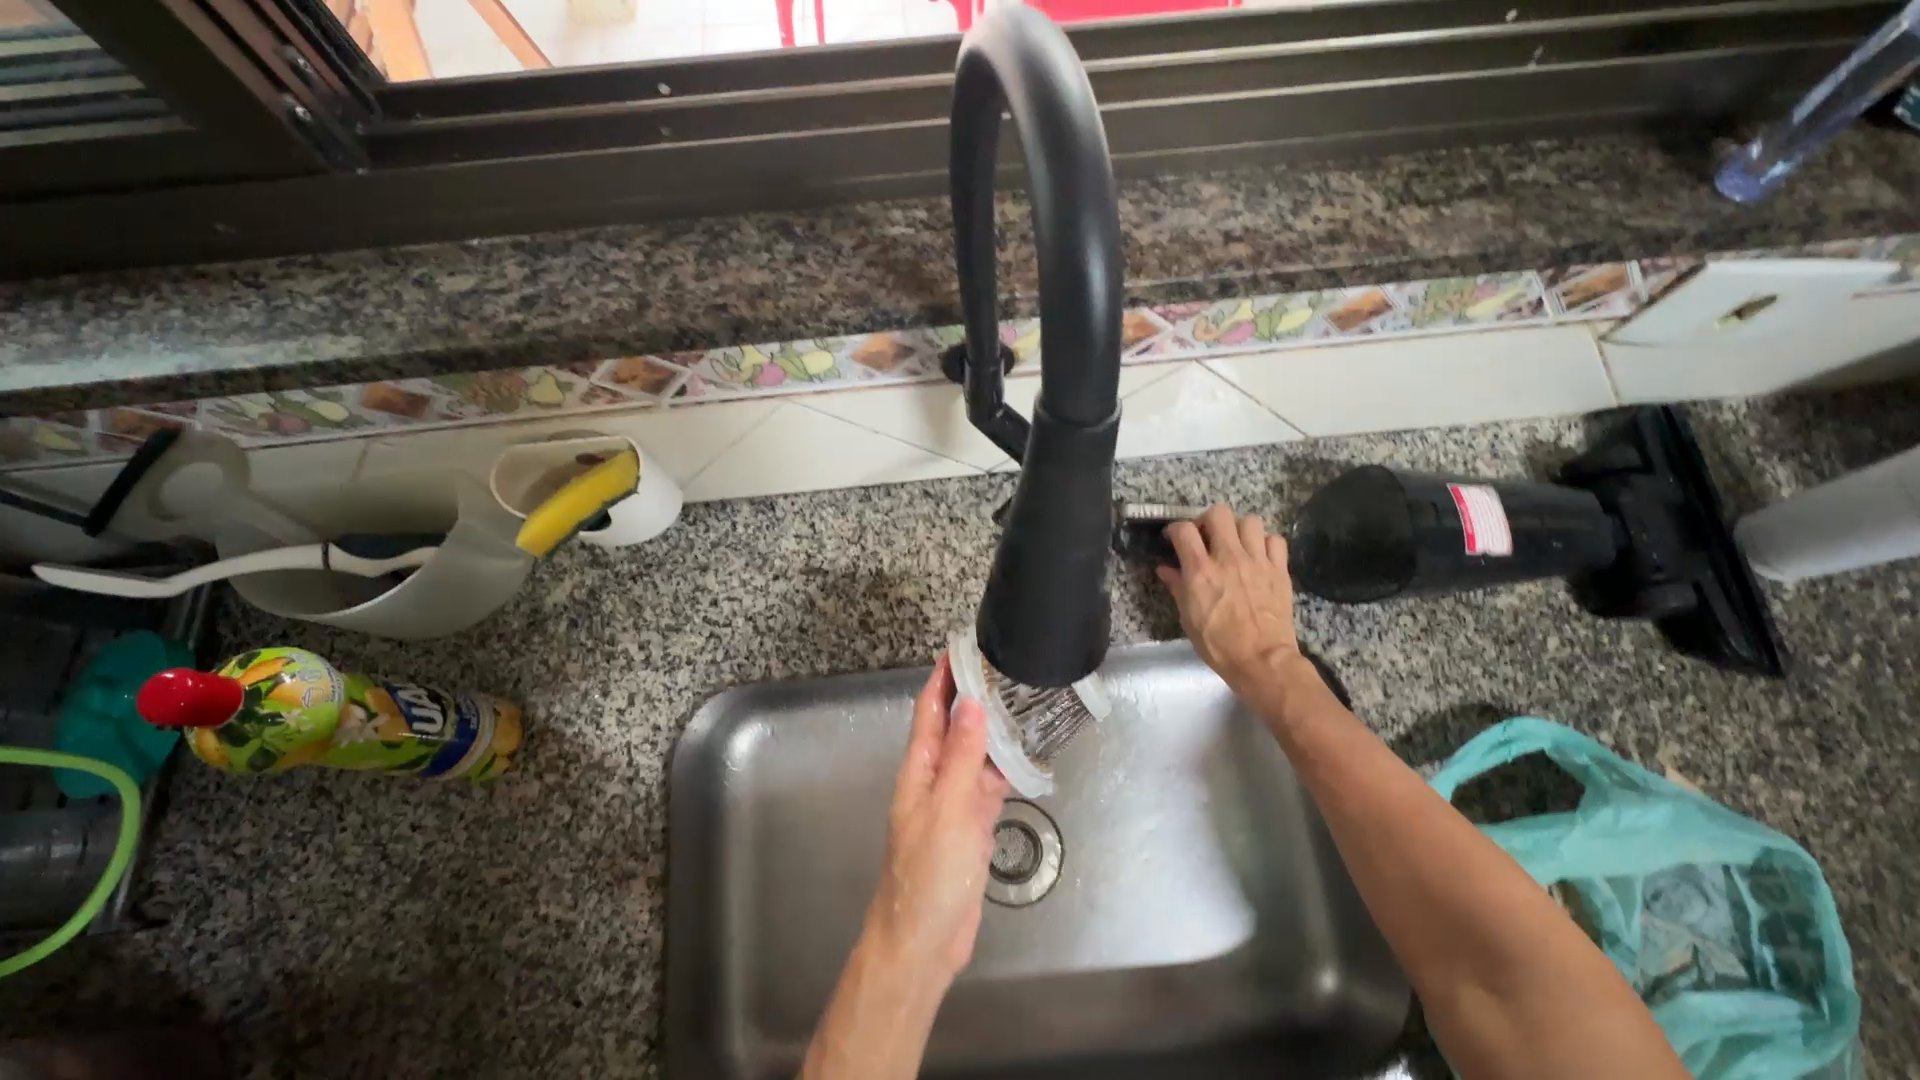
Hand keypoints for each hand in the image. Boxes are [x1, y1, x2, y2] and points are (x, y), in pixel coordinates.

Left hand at [864, 652, 1009, 981]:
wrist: (924, 941)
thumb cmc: (927, 877)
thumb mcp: (947, 810)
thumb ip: (962, 758)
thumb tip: (972, 704)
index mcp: (920, 770)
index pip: (930, 711)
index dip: (942, 678)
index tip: (961, 647)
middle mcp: (935, 780)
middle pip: (954, 727)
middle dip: (972, 695)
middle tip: (1003, 666)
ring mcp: (954, 804)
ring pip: (975, 754)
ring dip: (992, 728)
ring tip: (1021, 700)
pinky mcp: (972, 827)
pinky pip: (990, 786)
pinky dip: (1006, 767)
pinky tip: (1024, 755)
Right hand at [1158, 504, 1301, 692]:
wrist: (1262, 660)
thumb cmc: (1218, 644)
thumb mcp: (1188, 618)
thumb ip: (1177, 587)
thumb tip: (1165, 569)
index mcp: (1201, 571)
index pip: (1184, 530)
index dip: (1175, 529)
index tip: (1174, 538)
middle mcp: (1229, 558)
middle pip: (1218, 513)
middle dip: (1208, 521)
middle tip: (1207, 537)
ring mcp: (1257, 562)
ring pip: (1250, 521)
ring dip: (1239, 529)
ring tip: (1235, 545)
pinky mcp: (1279, 570)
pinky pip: (1275, 540)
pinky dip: (1265, 543)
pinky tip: (1259, 556)